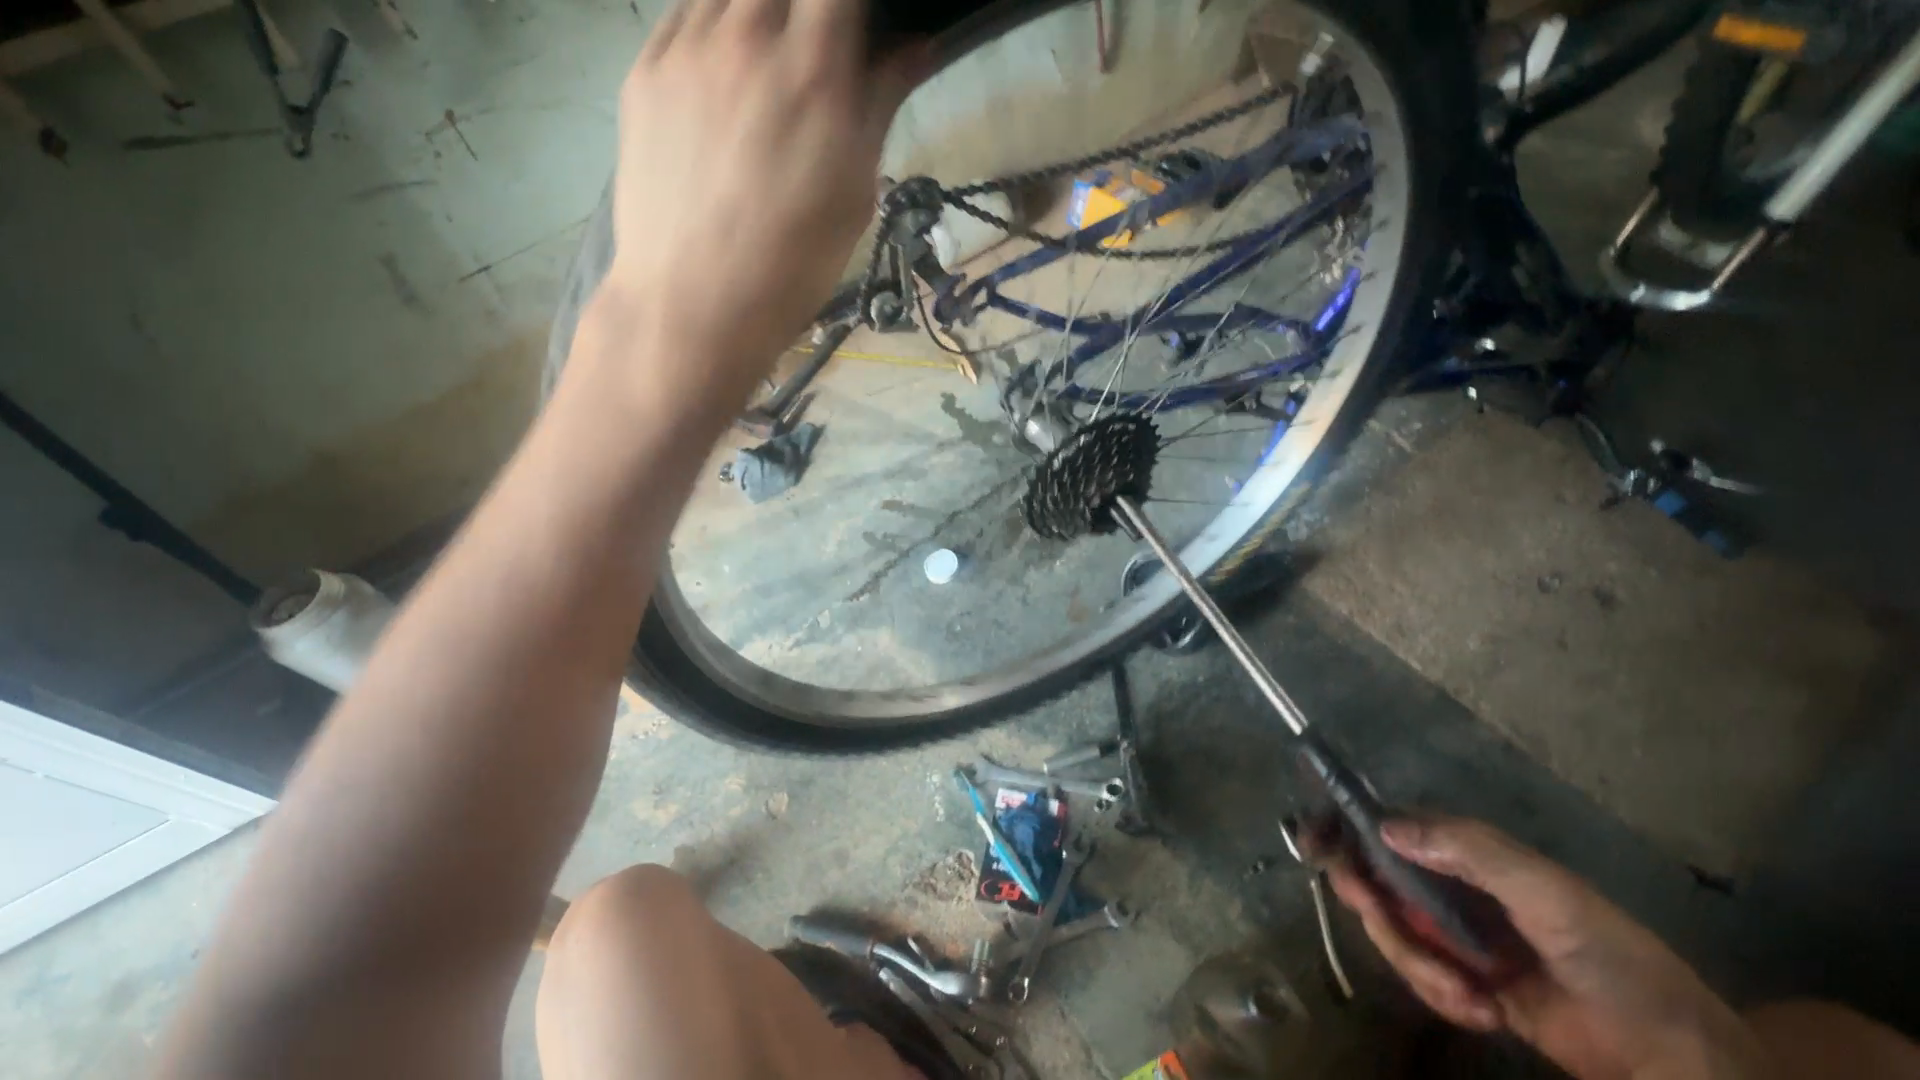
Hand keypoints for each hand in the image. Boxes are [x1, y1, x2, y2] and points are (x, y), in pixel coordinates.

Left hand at [593, 0, 926, 411]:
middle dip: (808, 7)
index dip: (850, 6)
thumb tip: (917, 45)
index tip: (859, 26)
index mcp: (812, 69)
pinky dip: (715, 23)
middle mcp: (745, 37)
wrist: (691, 305)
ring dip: (760, 10)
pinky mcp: (643, 71)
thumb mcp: (855, 190)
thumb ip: (881, 102)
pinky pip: (685, 13)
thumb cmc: (792, 262)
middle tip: (817, 49)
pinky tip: (726, 71)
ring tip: (771, 59)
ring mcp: (685, 49)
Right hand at [1320, 816, 1765, 1079]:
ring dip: (1423, 969)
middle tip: (1380, 917)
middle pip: (1380, 887)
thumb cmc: (1608, 953)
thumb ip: (1469, 851)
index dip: (1350, 830)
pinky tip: (1485, 1012)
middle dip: (1378, 910)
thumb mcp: (1545, 890)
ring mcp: (1458, 941)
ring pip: (1396, 940)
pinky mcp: (1465, 986)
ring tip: (1470, 994)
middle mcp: (1455, 892)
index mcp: (1472, 857)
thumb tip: (1386, 826)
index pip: (1394, 830)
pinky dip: (1446, 1000)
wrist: (1664, 1049)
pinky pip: (1424, 983)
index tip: (1313, 841)